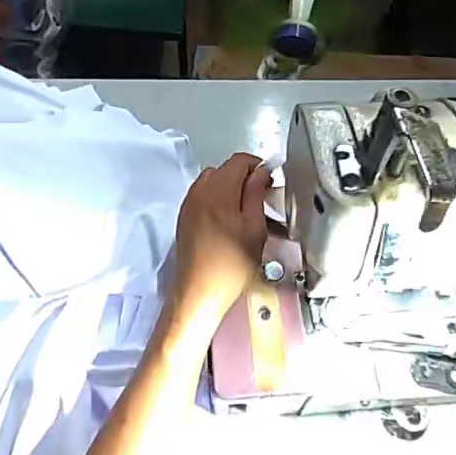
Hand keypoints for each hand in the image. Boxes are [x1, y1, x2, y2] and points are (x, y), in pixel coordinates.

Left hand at [165, 152, 269, 343]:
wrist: (200, 293)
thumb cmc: (230, 266)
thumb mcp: (255, 227)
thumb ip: (256, 193)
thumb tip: (261, 172)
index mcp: (217, 191)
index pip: (239, 161)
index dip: (258, 166)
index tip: (269, 181)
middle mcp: (199, 193)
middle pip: (225, 169)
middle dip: (245, 178)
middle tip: (263, 195)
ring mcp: (189, 205)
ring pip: (213, 182)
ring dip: (231, 188)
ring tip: (248, 210)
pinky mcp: (185, 218)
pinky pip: (203, 197)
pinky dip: (218, 200)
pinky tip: (232, 221)